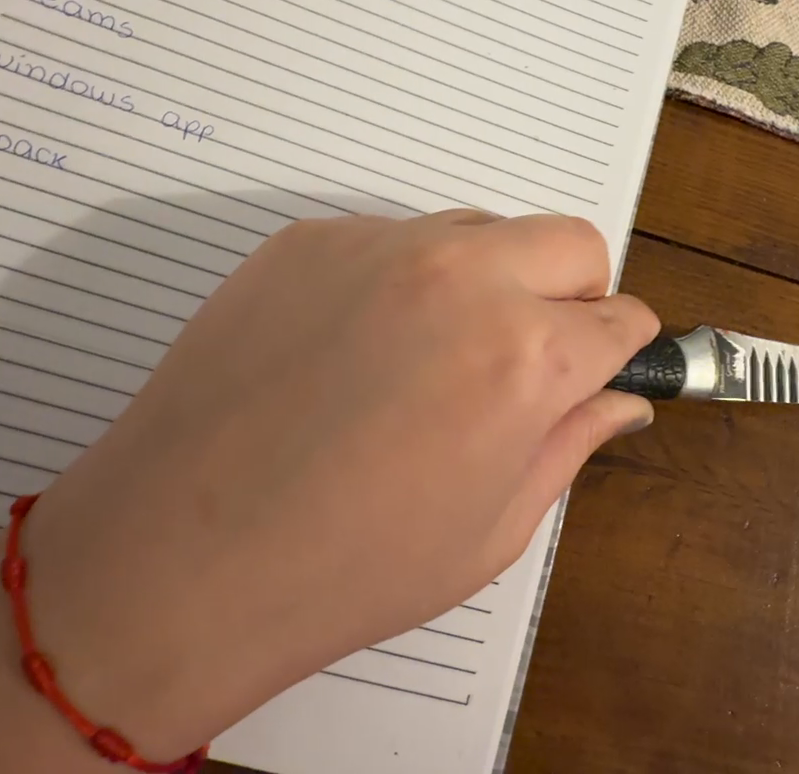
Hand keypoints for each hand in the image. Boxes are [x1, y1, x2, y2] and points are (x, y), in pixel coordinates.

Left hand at [19, 210, 657, 755]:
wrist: (176, 557)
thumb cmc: (347, 568)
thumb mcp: (491, 530)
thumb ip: (572, 445)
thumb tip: (621, 399)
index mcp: (524, 357)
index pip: (623, 317)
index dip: (620, 351)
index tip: (601, 370)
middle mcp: (463, 277)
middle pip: (572, 242)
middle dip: (575, 294)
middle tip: (530, 355)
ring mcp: (381, 245)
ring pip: (484, 230)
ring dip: (490, 280)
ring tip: (433, 354)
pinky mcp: (311, 237)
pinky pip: (395, 239)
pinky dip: (404, 281)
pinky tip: (356, 348)